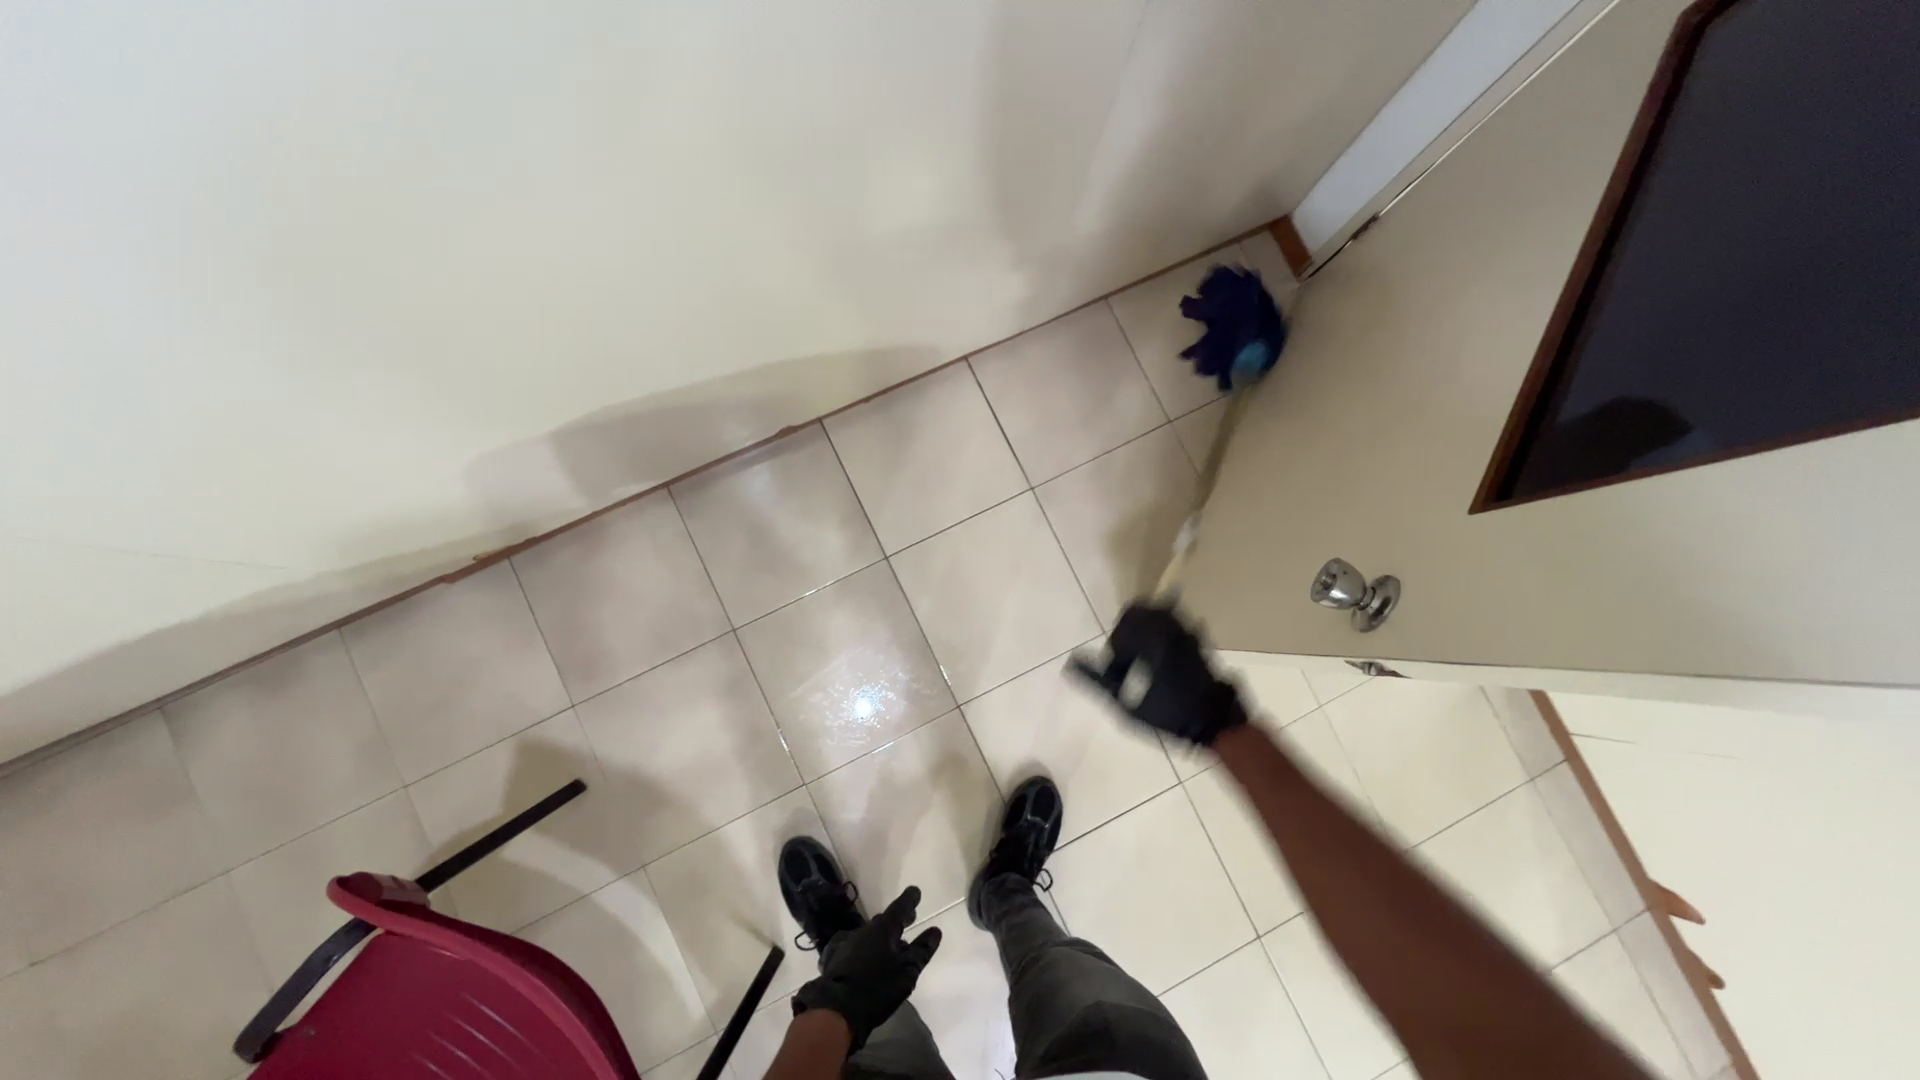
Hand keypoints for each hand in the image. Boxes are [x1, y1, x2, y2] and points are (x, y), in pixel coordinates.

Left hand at [792, 887, 941, 1050]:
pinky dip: (862, 948)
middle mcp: (864, 930)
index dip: (909, 899)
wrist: (837, 1009)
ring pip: (868, 934)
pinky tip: (862, 955)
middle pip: (884, 920)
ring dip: (880, 936)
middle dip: (897, 919)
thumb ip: (921, 950)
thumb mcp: (907, 971)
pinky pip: (852, 946)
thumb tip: (935, 931)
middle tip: (908, 919)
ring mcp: (846, 943)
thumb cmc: (878, 988)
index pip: (899, 907)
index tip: (915, 891)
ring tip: (890, 944)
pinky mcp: (833, 958)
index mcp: (883, 929)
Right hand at [1070, 601, 1247, 746]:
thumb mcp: (1126, 705)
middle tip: (1125, 655)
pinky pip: (1175, 621)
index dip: (1114, 647)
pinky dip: (1162, 630)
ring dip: (1144, 627)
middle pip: (1139, 609)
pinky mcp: (1198, 640)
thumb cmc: (1169, 716)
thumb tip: (1071, 663)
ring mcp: (1186, 632)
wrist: (1216, 723)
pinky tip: (1160, 653)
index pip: (1122, 626)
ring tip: (1142, 654)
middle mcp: (1169, 628)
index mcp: (1150, 640)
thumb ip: (1098, 682)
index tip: (1116, 671)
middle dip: (1126, 630)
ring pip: (1159, 611)